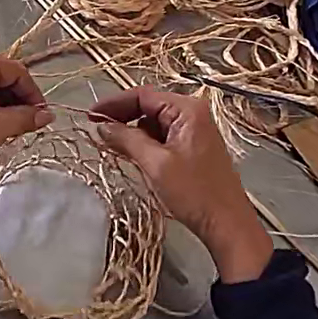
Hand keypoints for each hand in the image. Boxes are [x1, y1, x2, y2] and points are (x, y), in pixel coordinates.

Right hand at [91, 89, 273, 282]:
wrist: (227, 223)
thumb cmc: (194, 192)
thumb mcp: (155, 164)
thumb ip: (127, 139)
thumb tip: (102, 126)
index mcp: (188, 110)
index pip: (143, 95)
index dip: (114, 103)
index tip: (90, 115)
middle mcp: (193, 114)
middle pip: (149, 106)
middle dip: (122, 117)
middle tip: (97, 130)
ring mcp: (195, 131)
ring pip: (155, 123)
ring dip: (133, 132)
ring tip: (111, 145)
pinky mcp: (194, 148)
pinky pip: (164, 137)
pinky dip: (146, 144)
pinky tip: (132, 155)